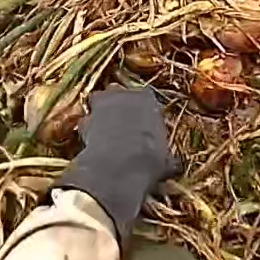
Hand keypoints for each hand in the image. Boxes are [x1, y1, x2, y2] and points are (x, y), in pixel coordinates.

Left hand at [54, 87, 179, 237]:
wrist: (120, 167)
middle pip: (118, 92)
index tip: (142, 122)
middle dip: (118, 104)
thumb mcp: (165, 159)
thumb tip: (174, 166)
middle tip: (120, 123)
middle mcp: (124, 94)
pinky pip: (85, 120)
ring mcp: (102, 105)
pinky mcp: (85, 119)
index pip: (146, 97)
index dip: (142, 110)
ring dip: (99, 111)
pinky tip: (91, 143)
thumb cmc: (149, 160)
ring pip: (98, 99)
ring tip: (103, 130)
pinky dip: (87, 129)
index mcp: (147, 99)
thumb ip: (166, 156)